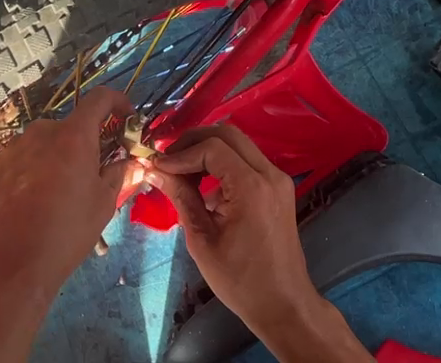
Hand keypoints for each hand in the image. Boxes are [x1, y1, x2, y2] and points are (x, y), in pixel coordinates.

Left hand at [0, 87, 141, 362]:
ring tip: (59, 189)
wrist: (15, 265)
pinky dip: (34, 165)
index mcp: (74, 135)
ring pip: (46, 140)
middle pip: (71, 125)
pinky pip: (24, 155)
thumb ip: (121, 173)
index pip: (99, 98)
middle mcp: (42, 130)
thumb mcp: (104, 203)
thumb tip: (134, 161)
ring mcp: (15, 146)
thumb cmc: (68, 232)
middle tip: (91, 171)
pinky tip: (34, 196)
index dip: (117, 101)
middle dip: (85, 141)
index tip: (126, 118)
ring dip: (58, 154)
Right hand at [146, 125, 372, 362]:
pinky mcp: (279, 187)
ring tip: (182, 171)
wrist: (284, 305)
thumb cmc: (240, 281)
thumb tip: (156, 170)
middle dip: (194, 142)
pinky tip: (205, 186)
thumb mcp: (202, 240)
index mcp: (251, 187)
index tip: (159, 167)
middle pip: (227, 134)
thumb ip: (181, 198)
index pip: (211, 148)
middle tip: (168, 159)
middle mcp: (269, 174)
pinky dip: (224, 162)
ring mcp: (278, 178)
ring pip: (238, 143)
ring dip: (208, 149)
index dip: (181, 153)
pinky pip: (247, 160)